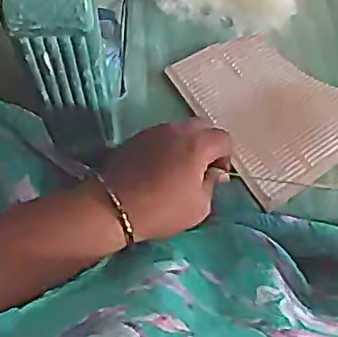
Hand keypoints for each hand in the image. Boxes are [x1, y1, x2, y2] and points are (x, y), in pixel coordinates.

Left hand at [98, 120, 233, 241]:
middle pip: (203, 127)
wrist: (112, 205)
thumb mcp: (199, 207)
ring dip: (186, 144)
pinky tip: (159, 168)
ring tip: (178, 169)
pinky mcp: (137, 136)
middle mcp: (177, 129)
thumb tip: (214, 173)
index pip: (224, 138)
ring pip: (180, 129)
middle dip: (207, 145)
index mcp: (198, 143)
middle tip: (200, 169)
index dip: (225, 157)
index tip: (216, 175)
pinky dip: (167, 146)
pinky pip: (162, 135)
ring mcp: (155, 130)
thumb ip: (212, 184)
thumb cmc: (161, 209)